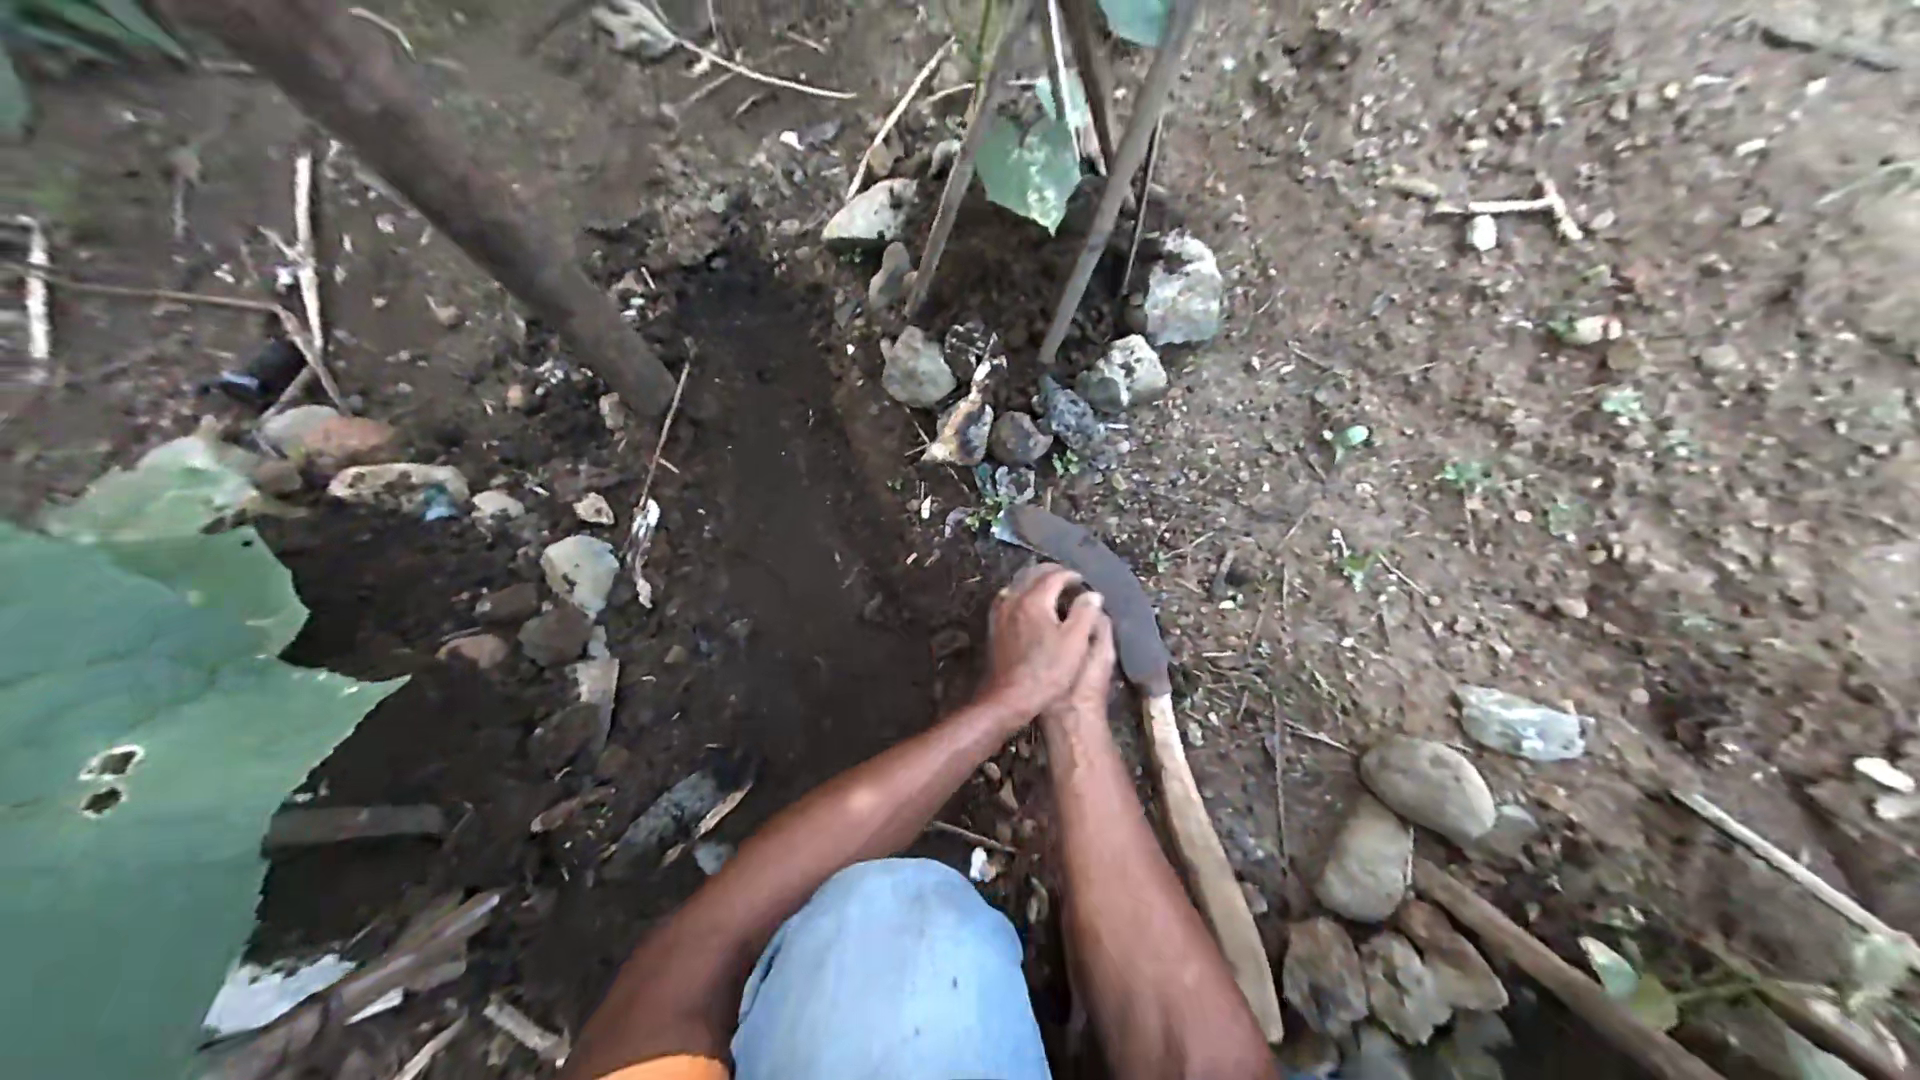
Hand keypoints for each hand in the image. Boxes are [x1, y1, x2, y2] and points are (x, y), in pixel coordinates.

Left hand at [977, 563, 1105, 719]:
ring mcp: (999, 613)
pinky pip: (1009, 598)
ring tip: (1050, 588)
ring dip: (1034, 582)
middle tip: (1067, 578)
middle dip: (1051, 573)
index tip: (1082, 580)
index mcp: (1033, 600)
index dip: (1070, 575)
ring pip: (1017, 585)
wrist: (1009, 697)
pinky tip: (1029, 606)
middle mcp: (1012, 600)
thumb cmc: (1047, 672)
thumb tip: (1092, 594)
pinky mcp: (994, 627)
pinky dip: (1022, 594)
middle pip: (1031, 575)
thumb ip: (1085, 614)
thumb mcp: (1075, 643)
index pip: (1053, 576)